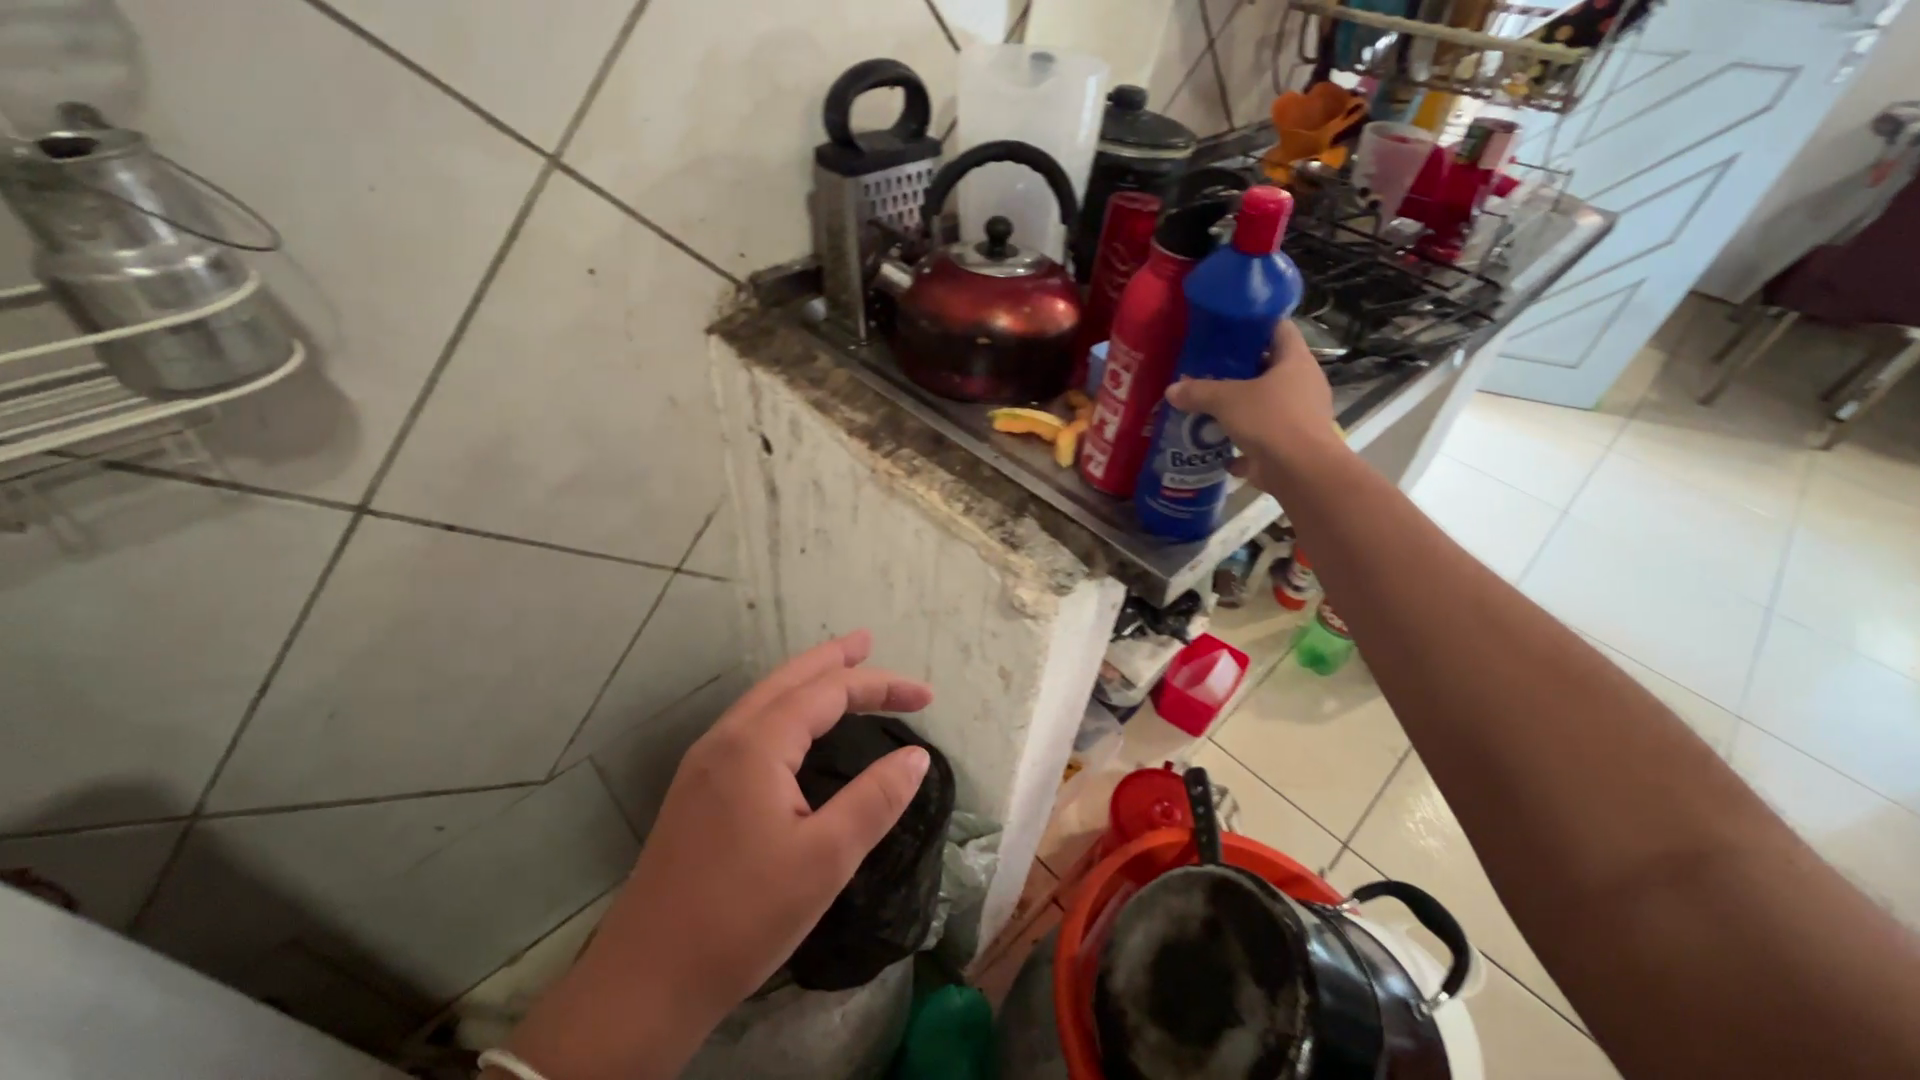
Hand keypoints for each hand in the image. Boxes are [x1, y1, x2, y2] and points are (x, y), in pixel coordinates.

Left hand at [500, 631, 933, 1079]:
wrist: (648, 978)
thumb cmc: (744, 916)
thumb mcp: (825, 860)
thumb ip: (875, 800)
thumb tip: (916, 756)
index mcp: (756, 746)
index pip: (828, 693)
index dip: (880, 685)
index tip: (927, 696)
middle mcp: (724, 741)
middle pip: (787, 681)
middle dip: (832, 661)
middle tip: (869, 642)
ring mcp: (702, 766)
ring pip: (762, 703)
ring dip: (804, 682)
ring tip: (839, 671)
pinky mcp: (695, 794)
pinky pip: (748, 728)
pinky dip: (783, 710)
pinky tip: (793, 730)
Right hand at [1165, 319, 1339, 492]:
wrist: (1301, 472)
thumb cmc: (1270, 420)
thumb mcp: (1227, 400)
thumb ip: (1199, 392)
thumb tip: (1171, 390)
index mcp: (1296, 361)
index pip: (1279, 328)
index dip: (1254, 324)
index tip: (1226, 328)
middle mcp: (1303, 384)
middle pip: (1271, 367)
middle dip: (1240, 369)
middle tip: (1208, 367)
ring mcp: (1301, 415)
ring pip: (1267, 403)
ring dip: (1240, 406)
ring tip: (1209, 405)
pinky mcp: (1292, 444)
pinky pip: (1263, 437)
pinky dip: (1243, 442)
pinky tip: (1219, 448)